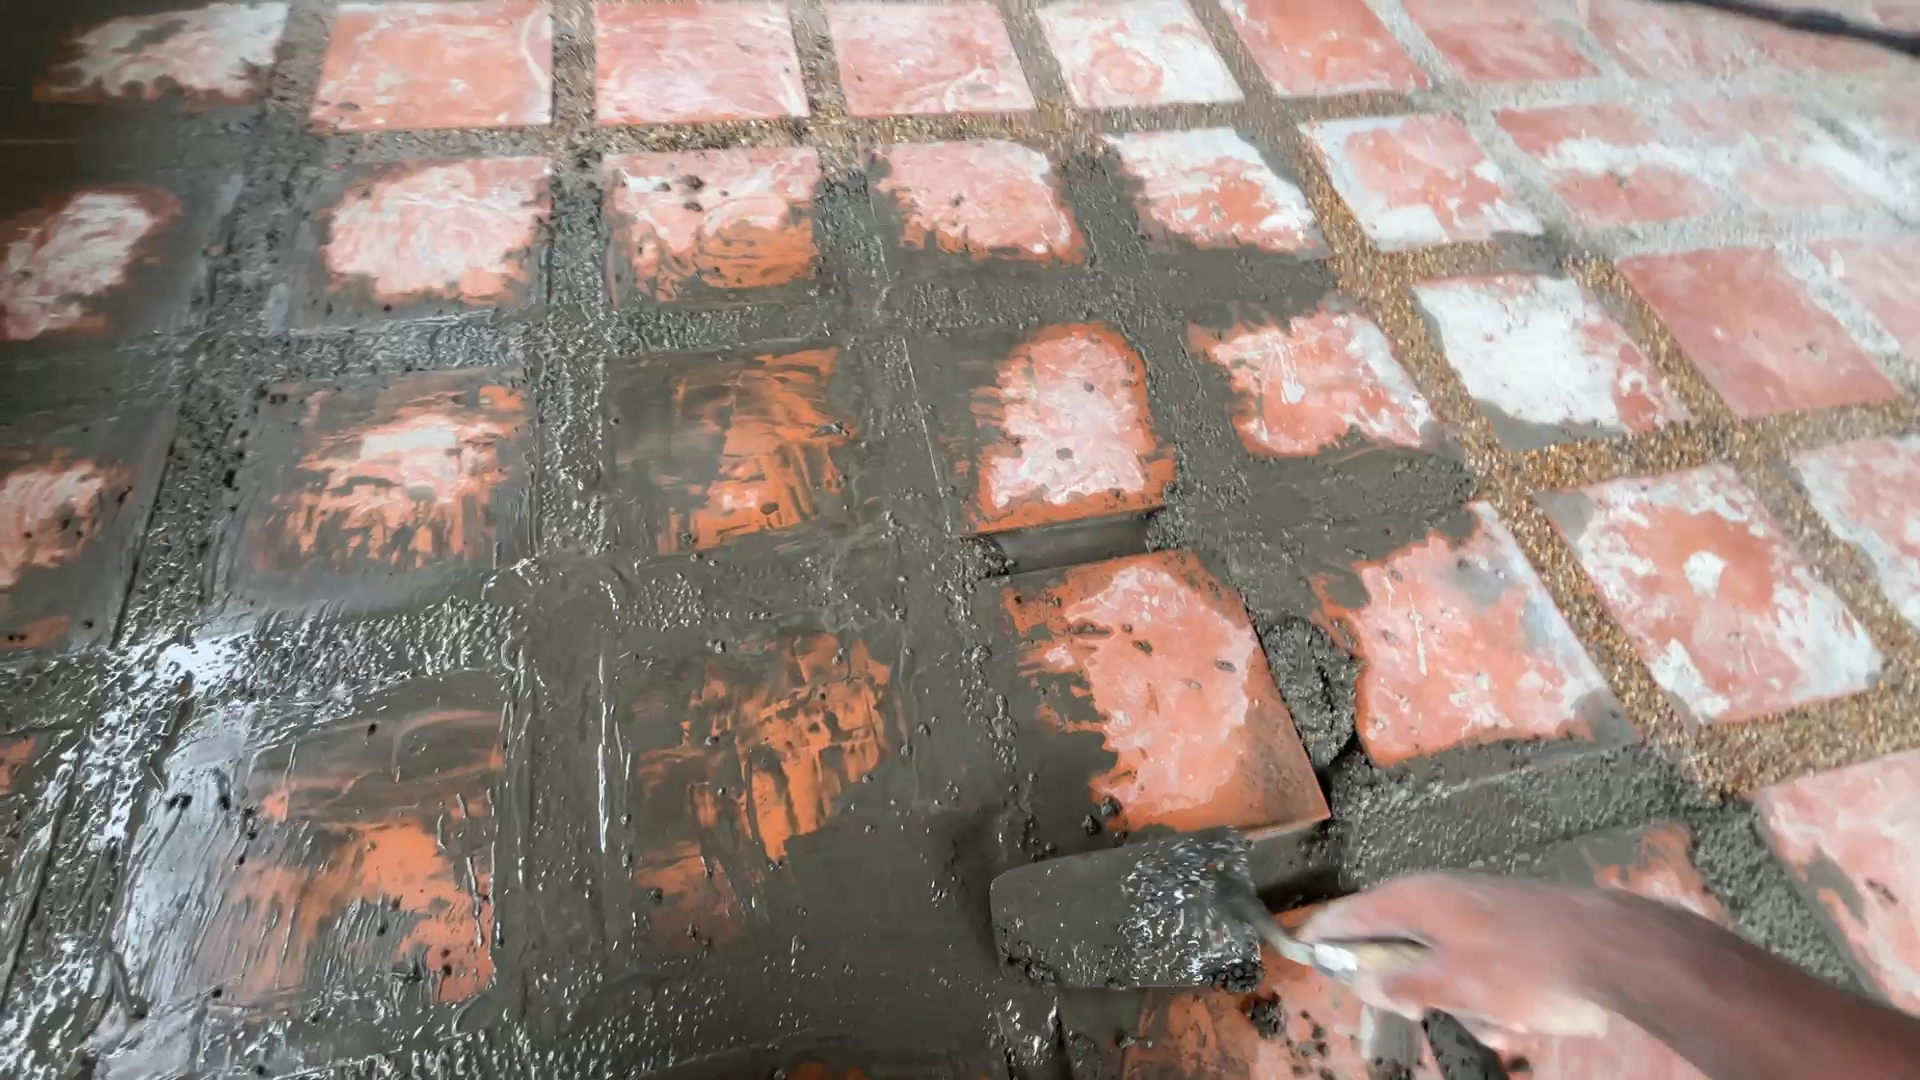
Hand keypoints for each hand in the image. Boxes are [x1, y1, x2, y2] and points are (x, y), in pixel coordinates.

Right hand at [1298, 873, 1647, 1043]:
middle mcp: (1430, 892)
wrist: (1614, 947)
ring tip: (1490, 1026)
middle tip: (1416, 1014)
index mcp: (1408, 898)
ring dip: (1450, 993)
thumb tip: (1360, 983)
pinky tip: (1512, 1014)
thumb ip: (1402, 986)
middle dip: (1403, 983)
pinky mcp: (1499, 918)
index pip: (1345, 914)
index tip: (1302, 952)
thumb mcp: (1456, 987)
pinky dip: (1478, 985)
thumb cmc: (1523, 964)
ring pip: (1435, 953)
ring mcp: (1466, 903)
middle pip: (1391, 937)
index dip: (1321, 935)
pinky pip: (1468, 953)